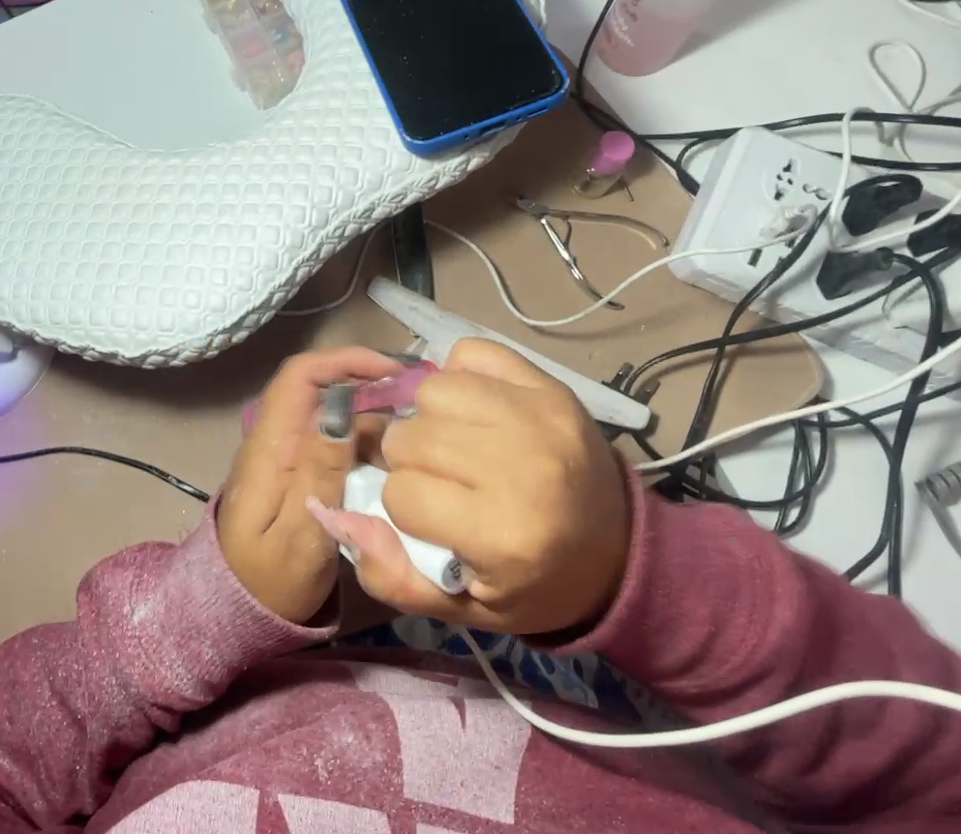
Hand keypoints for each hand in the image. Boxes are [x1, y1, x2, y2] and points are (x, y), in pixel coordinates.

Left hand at [219, 347, 401, 623]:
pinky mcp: (297, 472)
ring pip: (328, 412)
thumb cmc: (269, 580)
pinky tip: (395, 457)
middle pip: (317, 387)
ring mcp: (286, 455)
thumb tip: (341, 410)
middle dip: (365, 382)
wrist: (241, 611)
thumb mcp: (301, 534)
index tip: (391, 370)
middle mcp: (275, 440)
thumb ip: (321, 474)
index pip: (298, 377)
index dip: (344, 361)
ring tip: (415, 429)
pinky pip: (331, 439)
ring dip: (368, 411)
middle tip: (417, 398)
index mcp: (269, 448)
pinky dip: (363, 438)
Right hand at [311, 339, 630, 636]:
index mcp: (502, 532)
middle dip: (410, 460)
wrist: (623, 554)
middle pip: (410, 436)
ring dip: (430, 417)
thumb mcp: (462, 609)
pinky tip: (474, 409)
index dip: (404, 507)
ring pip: (433, 390)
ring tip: (455, 442)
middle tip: (440, 479)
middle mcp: (523, 466)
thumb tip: (337, 515)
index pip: (401, 492)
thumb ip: (391, 573)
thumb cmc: (535, 585)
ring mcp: (540, 417)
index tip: (432, 520)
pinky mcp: (552, 386)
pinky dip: (461, 376)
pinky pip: (472, 352)